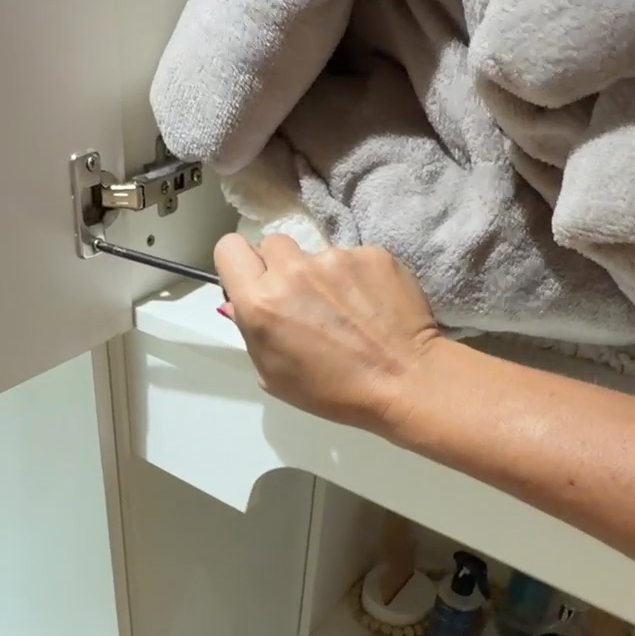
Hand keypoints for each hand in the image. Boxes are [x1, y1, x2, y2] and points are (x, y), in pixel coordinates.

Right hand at [214, 232, 445, 433]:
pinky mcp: (372, 253)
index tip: (252, 278)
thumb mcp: (272, 374)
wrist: (405, 381)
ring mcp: (335, 258)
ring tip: (344, 311)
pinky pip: (352, 257)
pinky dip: (357, 277)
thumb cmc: (334, 391)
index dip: (238, 262)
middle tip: (301, 299)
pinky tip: (369, 306)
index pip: (228, 248)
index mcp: (260, 303)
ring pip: (315, 253)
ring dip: (322, 275)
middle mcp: (292, 272)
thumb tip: (241, 304)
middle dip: (281, 267)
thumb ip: (251, 330)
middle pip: (272, 244)